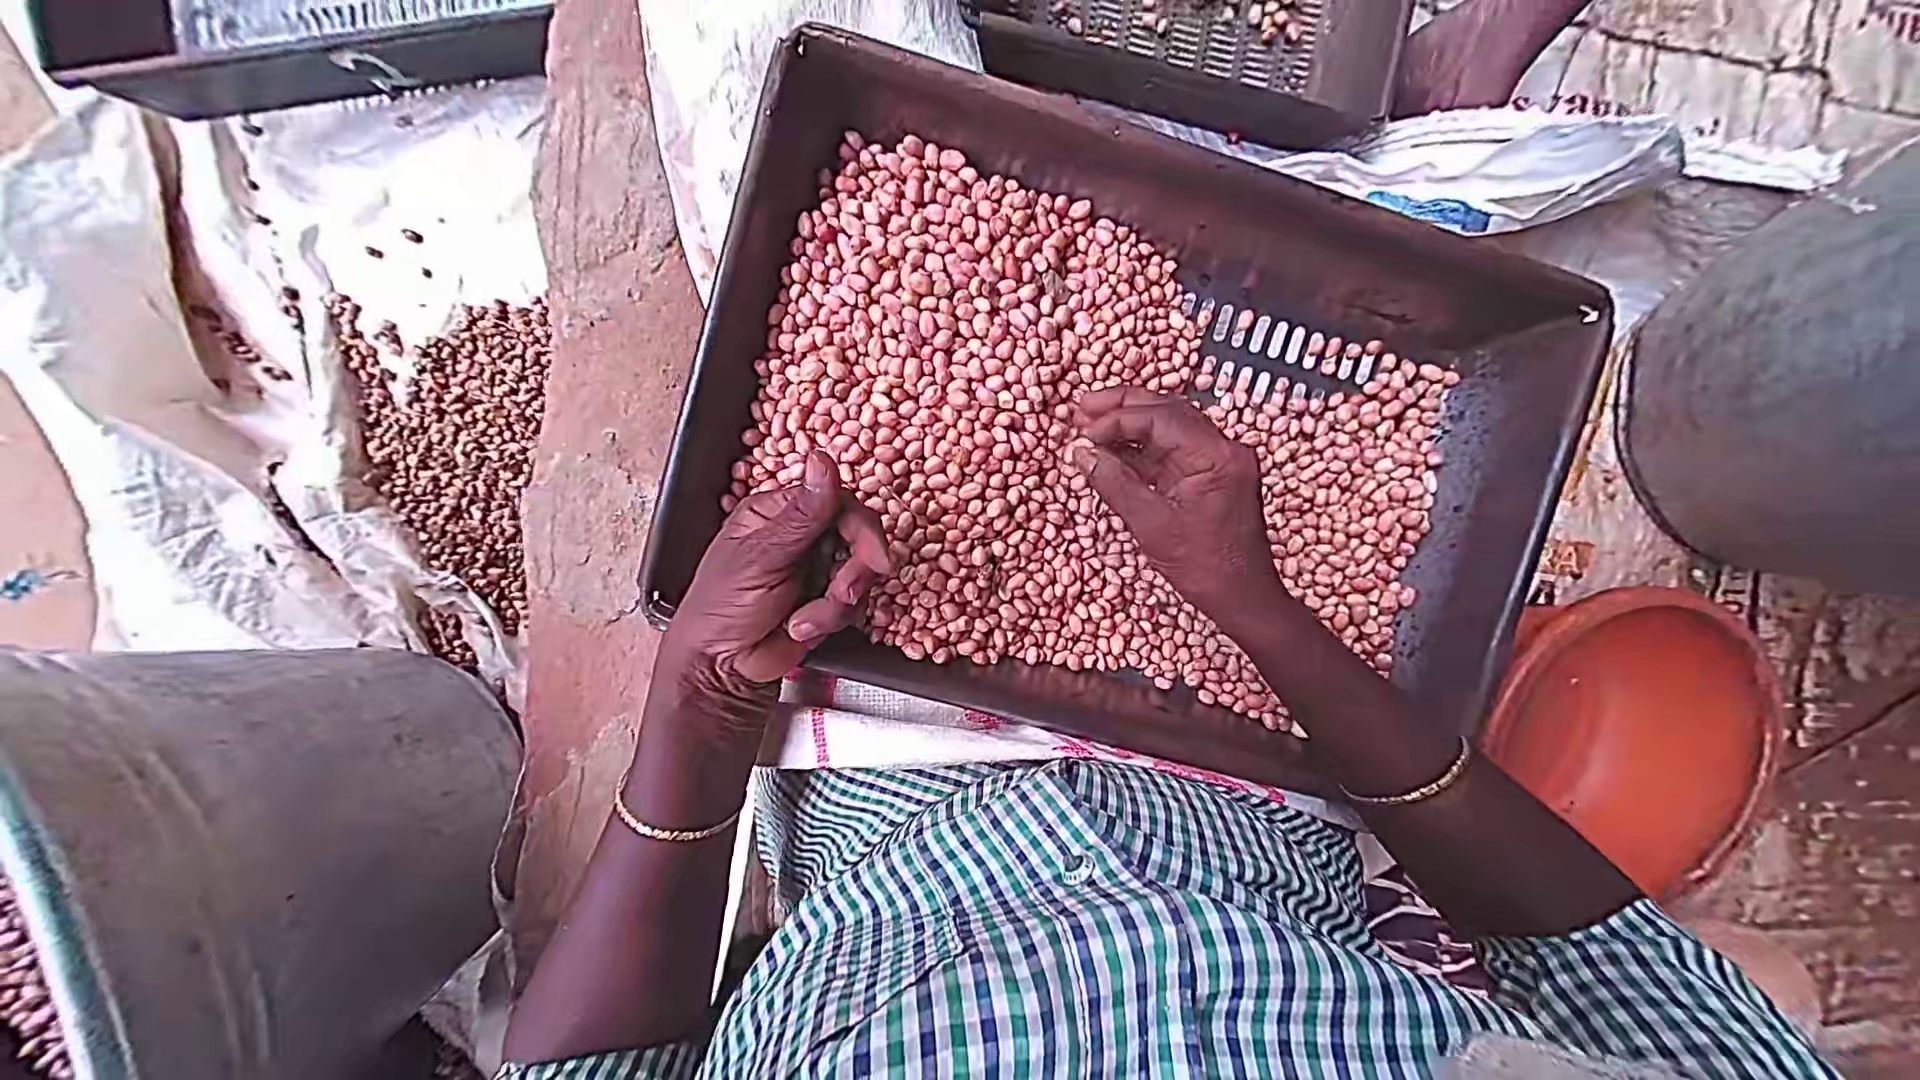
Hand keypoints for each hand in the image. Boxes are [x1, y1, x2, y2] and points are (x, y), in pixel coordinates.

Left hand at [651, 451, 890, 743]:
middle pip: (859, 537)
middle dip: (855, 571)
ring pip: (860, 573)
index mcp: (780, 512)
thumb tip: (824, 461)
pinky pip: (854, 603)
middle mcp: (803, 535)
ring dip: (837, 603)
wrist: (720, 670)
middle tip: (843, 594)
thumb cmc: (721, 609)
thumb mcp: (761, 558)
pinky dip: (832, 619)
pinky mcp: (827, 600)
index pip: (839, 502)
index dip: (863, 529)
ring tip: (804, 620)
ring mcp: (817, 568)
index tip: (875, 557)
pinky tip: (801, 628)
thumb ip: (802, 514)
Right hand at [1072, 386, 1280, 626]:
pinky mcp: (1207, 476)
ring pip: (1167, 427)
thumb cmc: (1206, 568)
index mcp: (1217, 456)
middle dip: (1121, 407)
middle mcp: (1223, 450)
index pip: (1161, 417)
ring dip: (1128, 425)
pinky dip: (1139, 450)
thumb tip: (1082, 454)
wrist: (1243, 598)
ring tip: (1090, 426)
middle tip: (1082, 408)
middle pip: (1166, 410)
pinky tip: (1110, 452)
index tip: (1085, 434)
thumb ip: (1115, 484)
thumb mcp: (1152, 525)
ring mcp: (1217, 462)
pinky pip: (1169, 451)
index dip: (1117, 420)